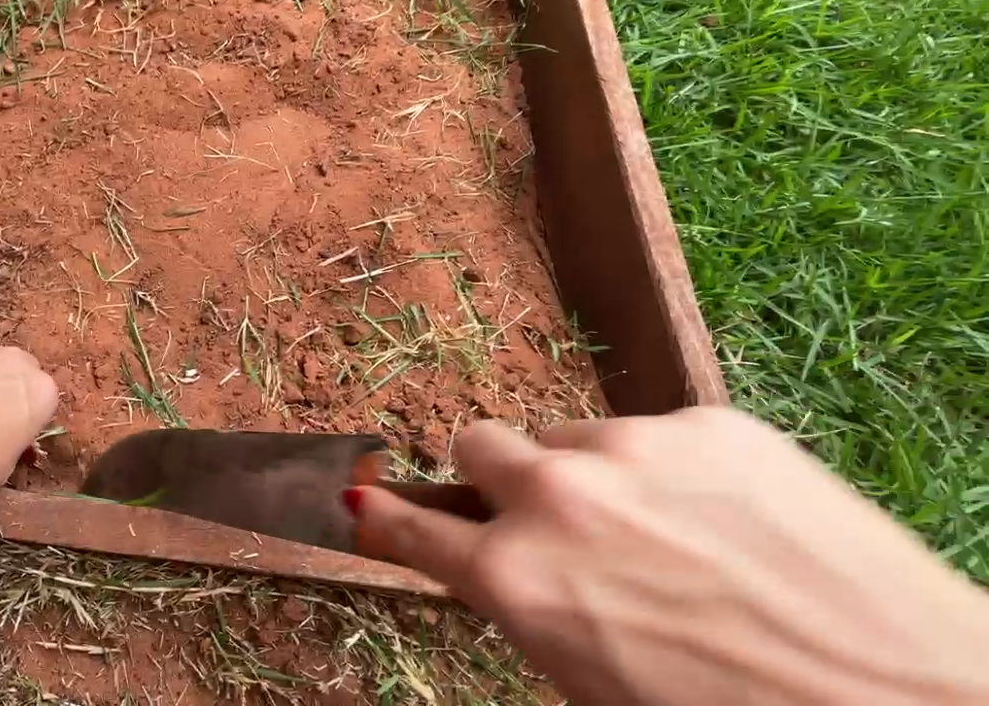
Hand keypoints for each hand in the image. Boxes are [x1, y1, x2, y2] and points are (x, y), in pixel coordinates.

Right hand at [355, 407, 988, 705]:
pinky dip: (670, 470)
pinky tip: (738, 523)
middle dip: (500, 477)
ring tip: (679, 535)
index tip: (362, 502)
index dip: (382, 515)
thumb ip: (530, 610)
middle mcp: (554, 498)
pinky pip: (652, 434)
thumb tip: (497, 563)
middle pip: (474, 442)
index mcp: (521, 581)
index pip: (408, 526)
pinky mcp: (706, 422)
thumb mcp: (598, 690)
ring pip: (570, 438)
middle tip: (555, 518)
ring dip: (596, 477)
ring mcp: (628, 448)